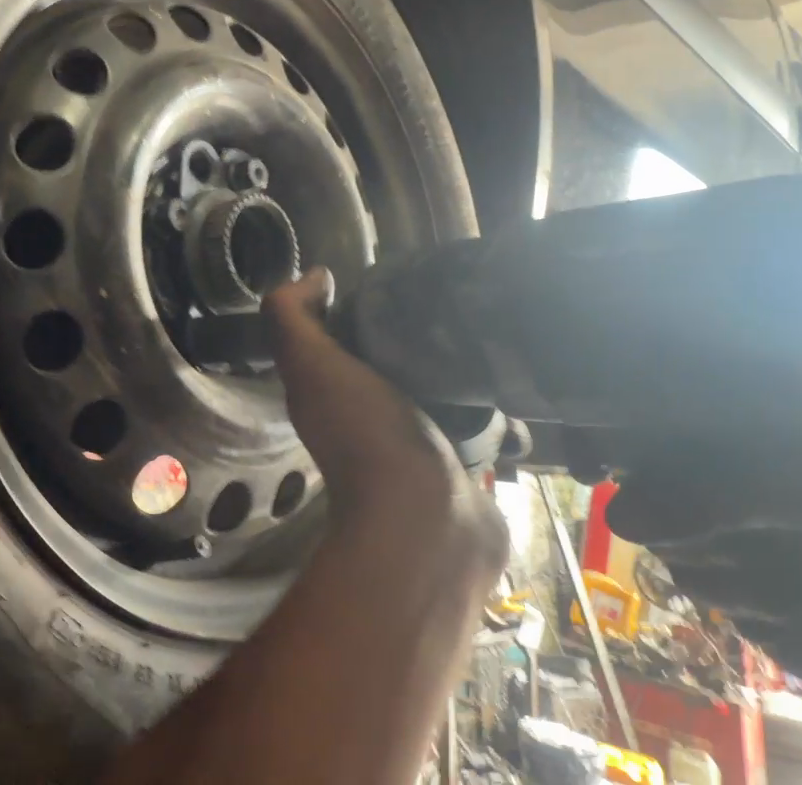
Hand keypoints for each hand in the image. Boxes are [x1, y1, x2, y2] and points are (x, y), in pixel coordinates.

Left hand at [263, 269, 505, 570]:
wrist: (429, 524)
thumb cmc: (366, 434)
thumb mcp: (312, 365)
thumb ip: (293, 319)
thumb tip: (313, 277)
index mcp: (323, 389)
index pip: (333, 336)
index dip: (350, 306)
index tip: (390, 278)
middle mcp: (361, 413)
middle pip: (383, 360)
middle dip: (408, 332)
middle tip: (448, 300)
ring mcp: (410, 441)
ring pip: (428, 389)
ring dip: (450, 365)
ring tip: (484, 330)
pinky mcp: (457, 462)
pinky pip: (470, 421)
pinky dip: (484, 401)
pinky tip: (508, 375)